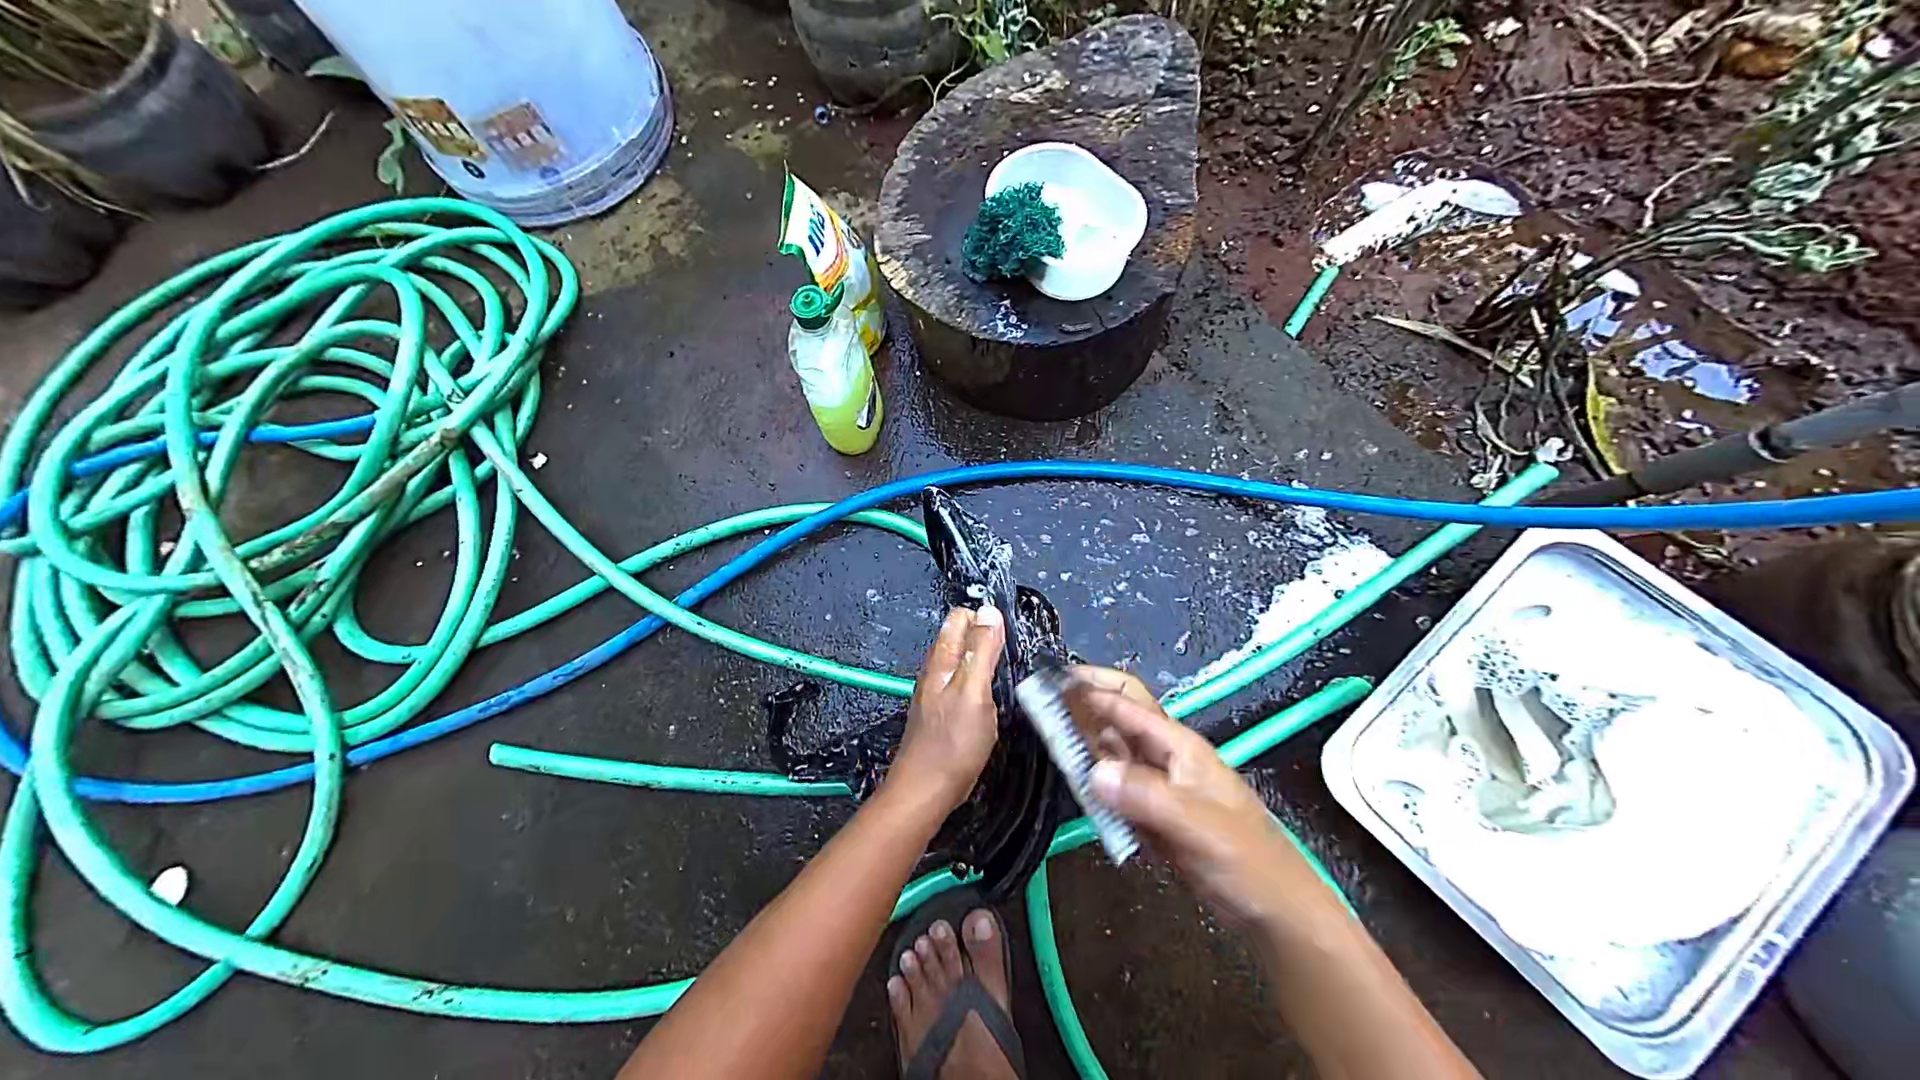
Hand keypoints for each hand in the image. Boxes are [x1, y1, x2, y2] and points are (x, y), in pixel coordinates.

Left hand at [887, 605, 1004, 815]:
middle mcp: (936, 670)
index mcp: (942, 659)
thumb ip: (982, 650)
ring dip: (985, 663)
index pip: (961, 617)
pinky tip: (991, 700)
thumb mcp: (974, 691)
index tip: (1007, 640)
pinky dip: (980, 685)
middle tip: (1009, 661)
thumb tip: (989, 611)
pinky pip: (964, 685)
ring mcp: (938, 692)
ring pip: (964, 662)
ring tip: (1005, 678)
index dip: (986, 620)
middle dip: (988, 640)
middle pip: (963, 638)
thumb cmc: (952, 743)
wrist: (927, 790)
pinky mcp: (943, 712)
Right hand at [1072, 666, 1341, 926]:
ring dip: (1083, 743)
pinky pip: (1114, 787)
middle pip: (1118, 718)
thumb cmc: (1245, 859)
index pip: (1127, 703)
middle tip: (1043, 702)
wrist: (1274, 910)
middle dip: (1084, 705)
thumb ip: (1146, 796)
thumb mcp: (1197, 824)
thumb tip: (1094, 772)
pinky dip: (1094, 782)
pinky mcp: (1151, 812)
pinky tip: (1075, 782)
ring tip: (1048, 737)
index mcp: (1179, 744)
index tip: (1050, 684)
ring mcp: (1157, 784)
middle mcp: (1164, 756)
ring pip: (1112, 752)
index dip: (1090, 689)